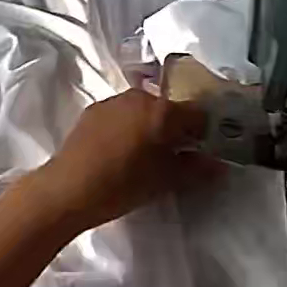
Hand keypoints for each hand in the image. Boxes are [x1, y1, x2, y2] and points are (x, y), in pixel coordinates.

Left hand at [29, 88, 212, 231]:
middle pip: (169, 109)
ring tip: (145, 156)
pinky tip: (120, 152)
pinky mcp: (92, 111)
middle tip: (174, 157)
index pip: (198, 115)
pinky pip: (121, 115)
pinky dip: (128, 128)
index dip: (205, 133)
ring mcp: (113, 102)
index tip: (202, 152)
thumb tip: (218, 165)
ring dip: (150, 127)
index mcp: (163, 111)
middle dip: (175, 129)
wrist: (67, 189)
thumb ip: (196, 169)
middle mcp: (140, 97)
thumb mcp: (165, 181)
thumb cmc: (123, 184)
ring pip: (143, 110)